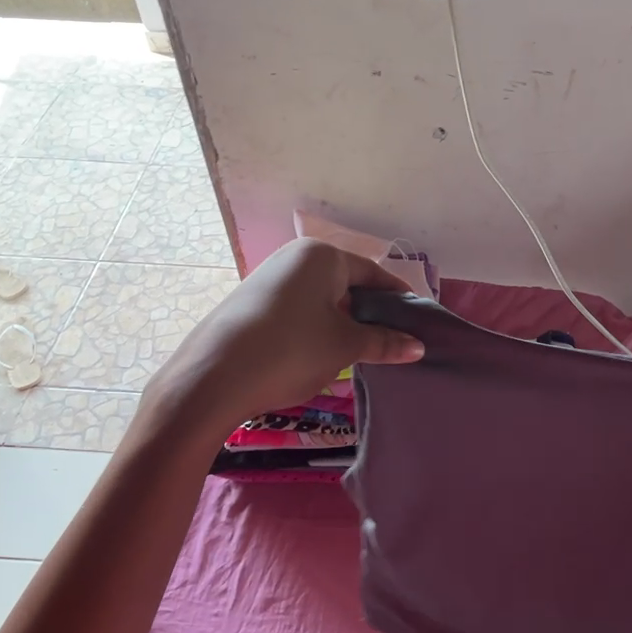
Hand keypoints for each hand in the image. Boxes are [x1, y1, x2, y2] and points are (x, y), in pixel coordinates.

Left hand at [151, 239, 424, 432]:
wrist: (213, 377)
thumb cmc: (291, 351)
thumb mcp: (344, 347)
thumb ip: (384, 342)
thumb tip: (418, 346)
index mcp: (322, 256)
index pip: (373, 273)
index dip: (397, 300)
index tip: (417, 324)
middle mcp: (294, 258)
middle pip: (346, 284)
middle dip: (368, 313)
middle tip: (390, 344)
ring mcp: (268, 279)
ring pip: (321, 299)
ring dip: (341, 324)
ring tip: (358, 355)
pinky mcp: (251, 304)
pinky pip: (297, 311)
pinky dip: (315, 329)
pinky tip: (319, 357)